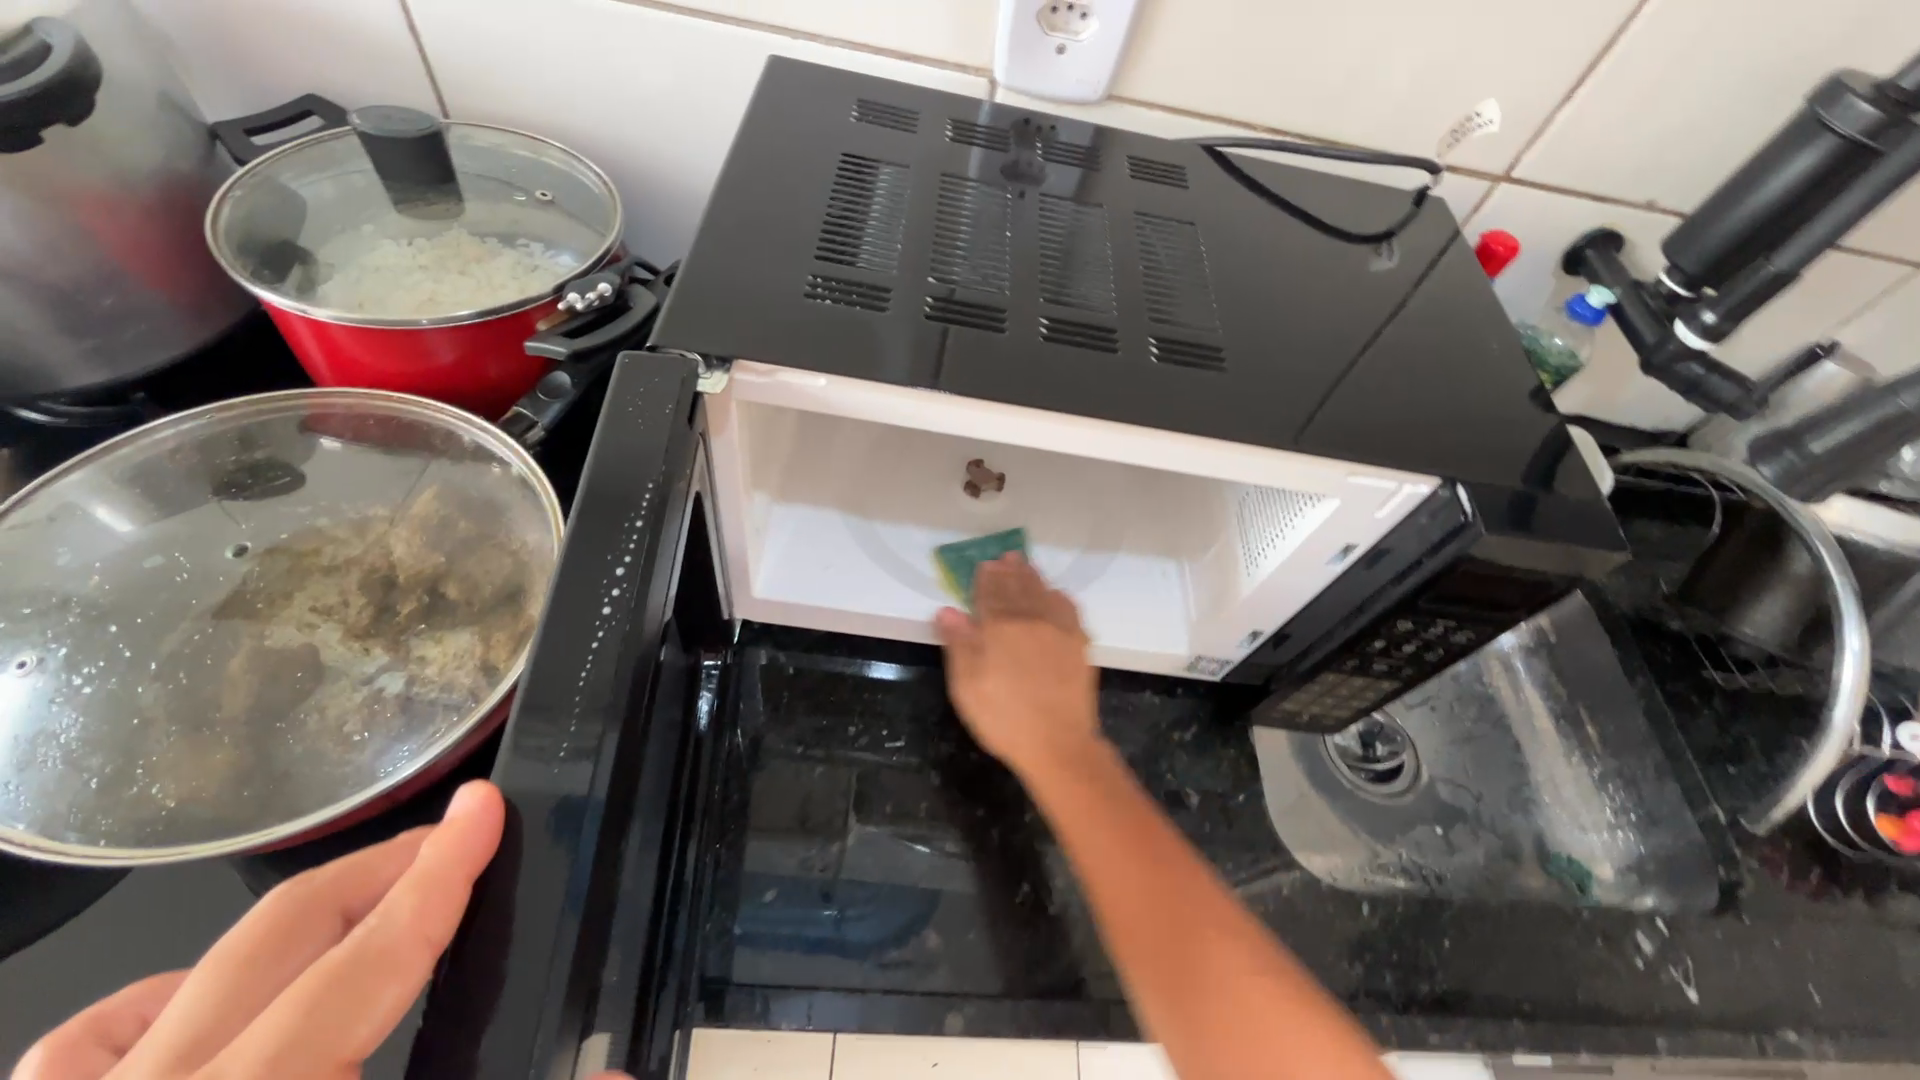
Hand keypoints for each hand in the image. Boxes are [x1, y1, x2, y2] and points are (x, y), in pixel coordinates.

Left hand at [14, 780, 519, 1079]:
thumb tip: (611, 1067)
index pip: (368, 961)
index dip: (438, 874)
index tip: (481, 808)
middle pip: (290, 932)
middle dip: (390, 867)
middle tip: (457, 840)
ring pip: (197, 966)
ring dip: (303, 928)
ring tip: (366, 919)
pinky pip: (91, 1037)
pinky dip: (168, 999)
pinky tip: (211, 1006)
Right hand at [933, 554, 1104, 778]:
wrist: (1058, 743)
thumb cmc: (1003, 718)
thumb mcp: (966, 687)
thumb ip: (959, 644)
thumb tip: (948, 610)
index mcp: (999, 628)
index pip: (990, 594)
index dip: (986, 578)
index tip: (984, 564)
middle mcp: (1030, 620)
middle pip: (1017, 588)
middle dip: (1009, 571)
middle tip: (1006, 556)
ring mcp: (1059, 630)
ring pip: (1043, 593)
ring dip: (1032, 576)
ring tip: (1025, 564)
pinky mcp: (1079, 645)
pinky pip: (1069, 609)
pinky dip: (1059, 596)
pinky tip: (1056, 595)